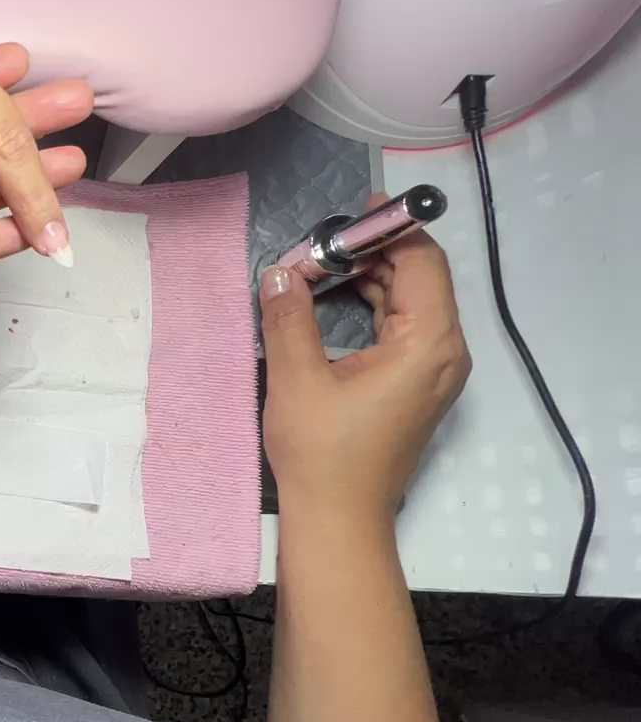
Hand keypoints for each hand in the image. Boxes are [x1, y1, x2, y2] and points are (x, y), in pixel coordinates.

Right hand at [261, 198, 471, 523]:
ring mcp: (432, 370)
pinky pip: (400, 330)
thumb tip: (277, 273)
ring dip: (368, 282)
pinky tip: (332, 304)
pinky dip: (369, 309)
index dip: (391, 232)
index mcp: (428, 343)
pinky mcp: (413, 385)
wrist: (337, 509)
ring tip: (318, 269)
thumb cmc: (321, 447)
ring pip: (408, 306)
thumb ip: (289, 319)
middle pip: (419, 282)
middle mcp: (444, 351)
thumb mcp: (296, 379)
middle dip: (372, 256)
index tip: (355, 212)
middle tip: (319, 246)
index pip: (421, 265)